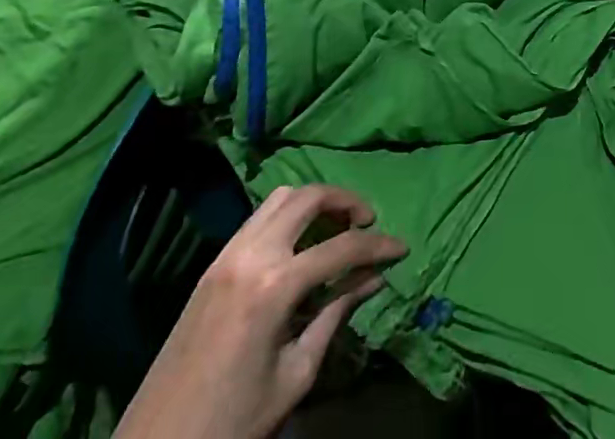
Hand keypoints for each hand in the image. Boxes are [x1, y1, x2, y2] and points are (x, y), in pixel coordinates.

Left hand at [115, 184, 407, 438]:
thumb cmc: (235, 418)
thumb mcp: (296, 372)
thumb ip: (336, 313)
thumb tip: (374, 278)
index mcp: (274, 285)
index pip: (342, 248)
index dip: (379, 245)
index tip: (403, 248)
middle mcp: (250, 255)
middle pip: (308, 198)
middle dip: (346, 202)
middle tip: (368, 223)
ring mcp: (226, 256)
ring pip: (280, 198)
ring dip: (315, 203)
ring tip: (337, 228)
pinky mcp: (212, 265)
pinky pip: (258, 219)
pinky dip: (288, 217)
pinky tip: (302, 244)